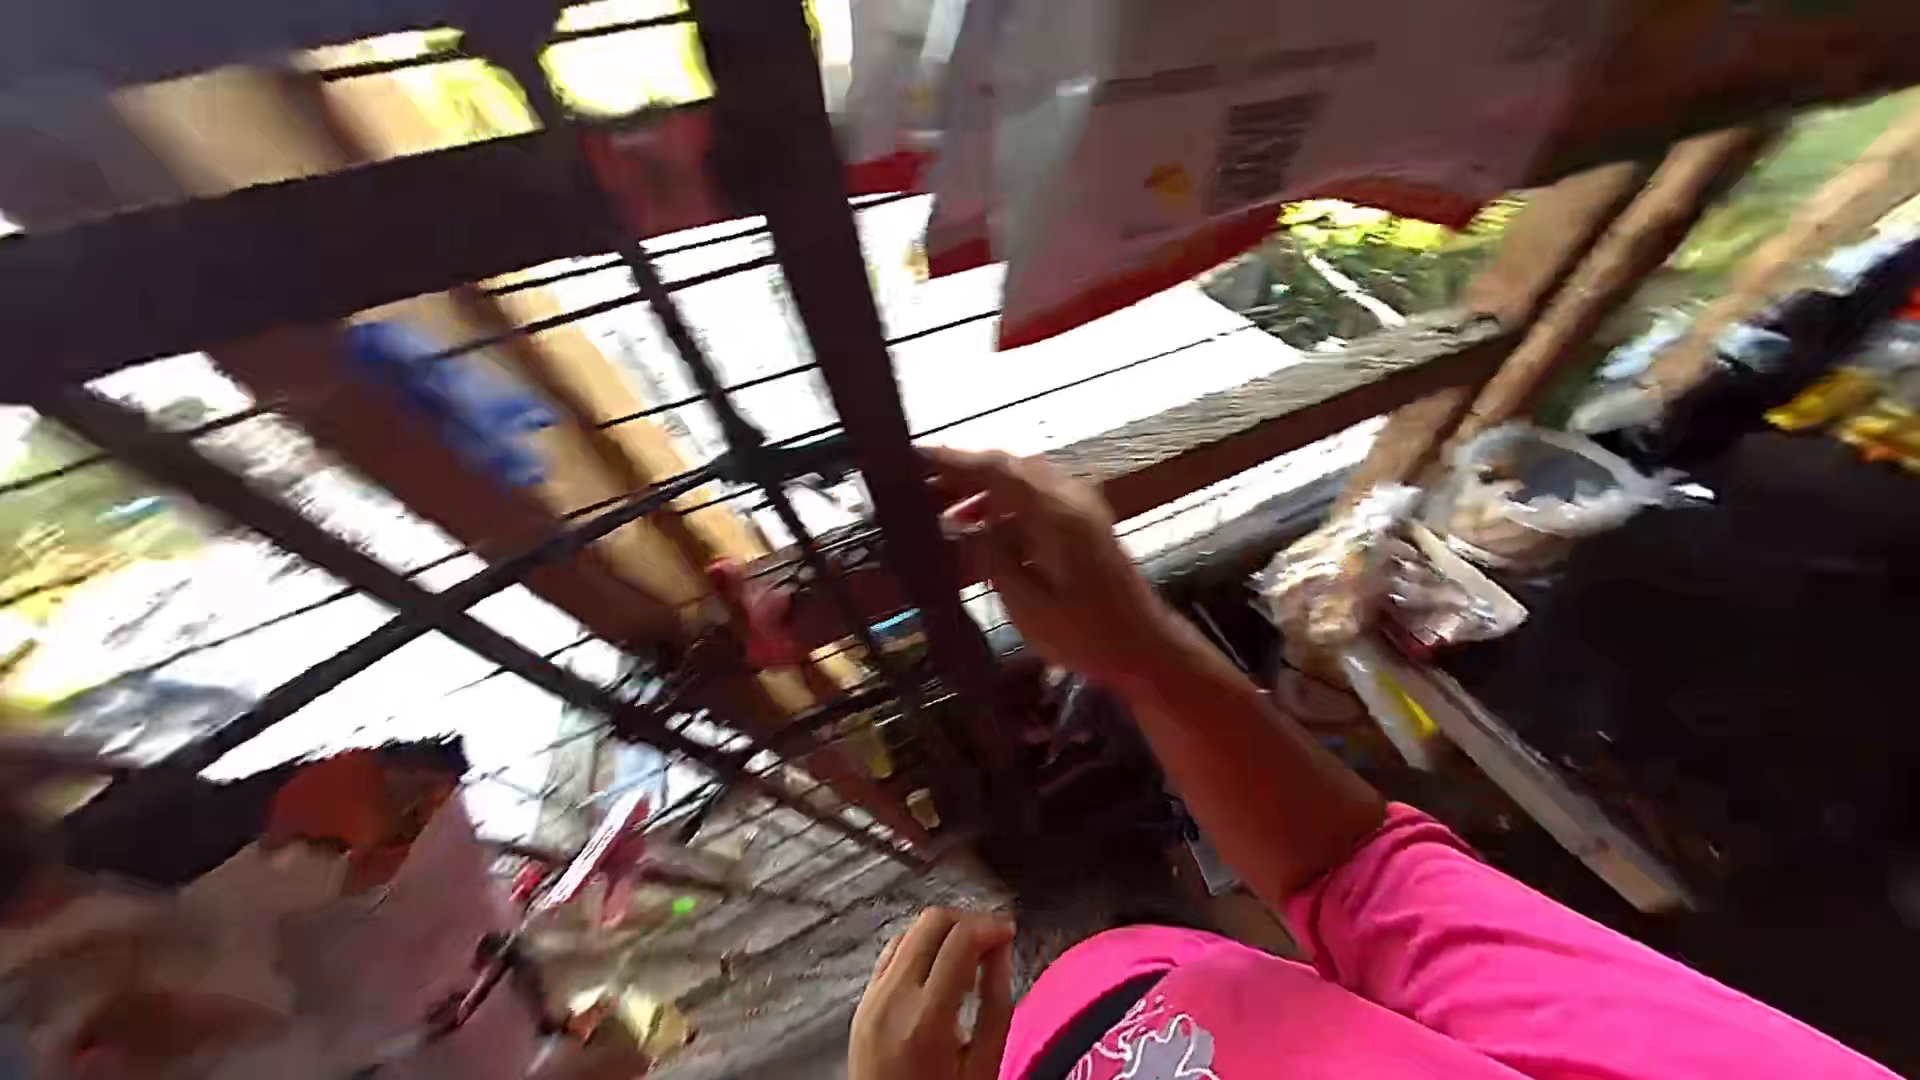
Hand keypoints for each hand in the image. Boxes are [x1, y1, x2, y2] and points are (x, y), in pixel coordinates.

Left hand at [849, 908, 1013, 1079]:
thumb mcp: (983, 1069)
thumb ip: (997, 1004)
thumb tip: (1001, 949)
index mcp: (924, 1020)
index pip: (959, 940)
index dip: (990, 925)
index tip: (1010, 929)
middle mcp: (891, 999)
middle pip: (933, 921)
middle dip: (968, 921)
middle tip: (992, 939)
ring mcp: (871, 998)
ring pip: (912, 930)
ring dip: (944, 932)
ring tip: (970, 957)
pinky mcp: (862, 1002)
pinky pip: (893, 952)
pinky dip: (920, 947)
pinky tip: (939, 970)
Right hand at [924, 448, 1177, 684]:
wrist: (1145, 647)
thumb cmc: (1087, 635)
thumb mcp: (1028, 605)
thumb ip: (991, 558)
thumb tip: (957, 525)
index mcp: (1056, 515)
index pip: (997, 470)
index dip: (954, 460)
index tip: (914, 456)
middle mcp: (1070, 499)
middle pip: (1010, 468)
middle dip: (964, 473)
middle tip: (921, 486)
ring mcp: (1081, 508)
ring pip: (1023, 480)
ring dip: (984, 490)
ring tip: (944, 510)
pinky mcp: (1085, 522)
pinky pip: (1037, 498)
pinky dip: (1005, 504)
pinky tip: (984, 527)